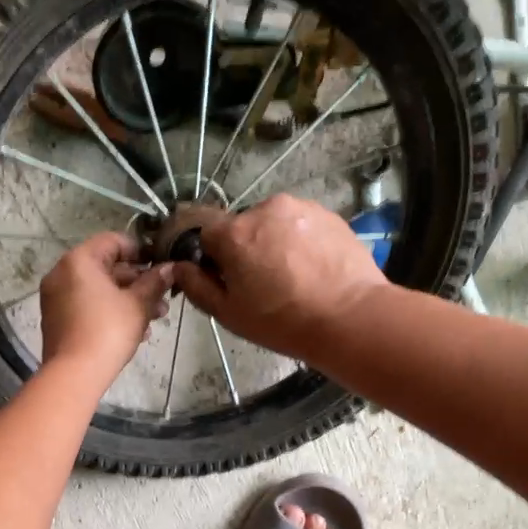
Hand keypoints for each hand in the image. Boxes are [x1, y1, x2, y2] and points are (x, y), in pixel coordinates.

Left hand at [38, 233, 176, 385]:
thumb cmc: (108, 331)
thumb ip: (154, 282)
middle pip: (106, 268)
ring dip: (128, 301)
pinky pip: (86, 307)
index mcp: (78, 261)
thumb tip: (169, 269)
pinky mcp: (56, 321)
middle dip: (138, 283)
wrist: (74, 375)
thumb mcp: (138, 304)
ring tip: (155, 318)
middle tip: (163, 299)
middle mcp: (61, 274)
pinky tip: (135, 331)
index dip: (140, 251)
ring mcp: (55, 299)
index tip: (160, 265)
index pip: (113, 241)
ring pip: (98, 291)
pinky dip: (108, 313)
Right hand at [174, 194, 388, 356]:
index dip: (211, 257)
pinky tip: (309, 269)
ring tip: (288, 276)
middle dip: (244, 248)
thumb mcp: (228, 313)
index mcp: (235, 233)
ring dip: (272, 243)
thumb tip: (179, 267)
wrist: (348, 316)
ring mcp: (300, 208)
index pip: (206, 233)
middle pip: (241, 226)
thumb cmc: (280, 321)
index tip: (224, 278)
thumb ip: (197, 286)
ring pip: (272, 223)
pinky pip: (300, 224)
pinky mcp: (328, 213)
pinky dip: (298, 241)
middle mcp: (265, 209)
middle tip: (259, 282)